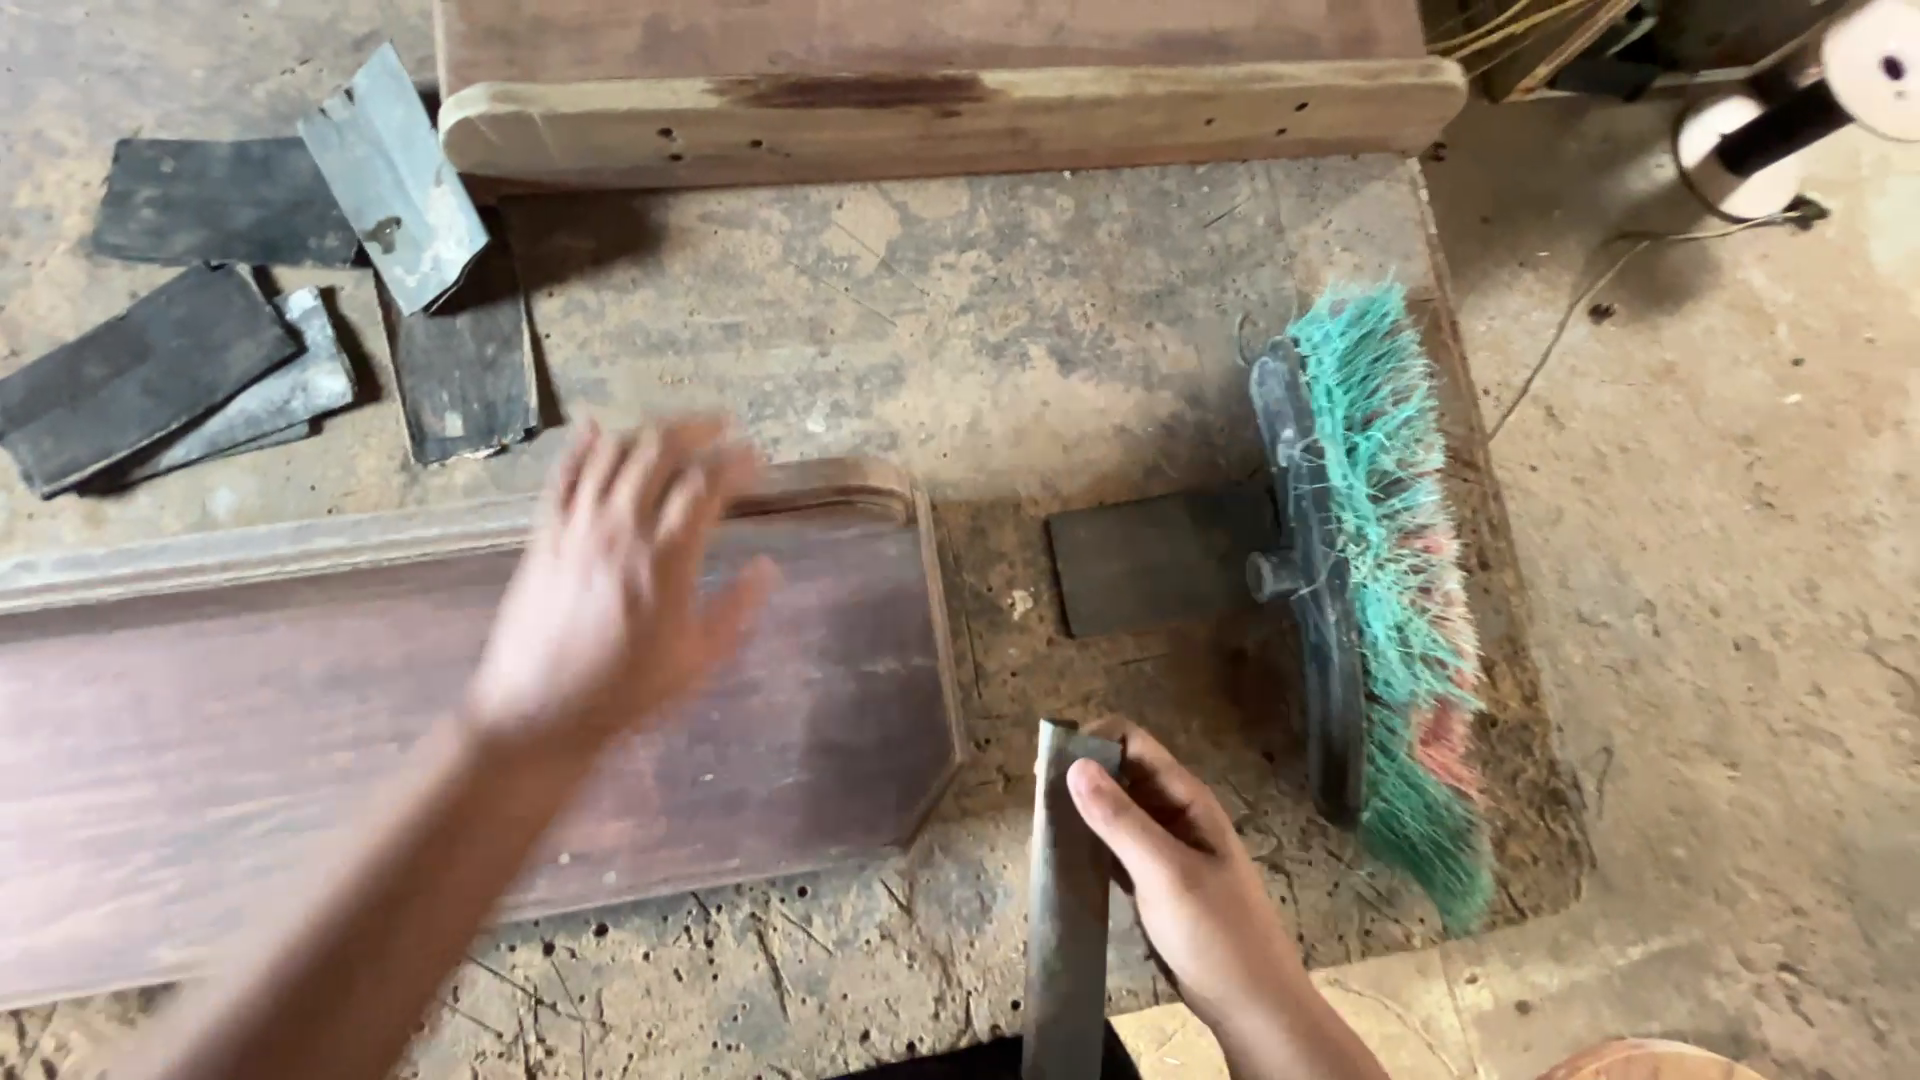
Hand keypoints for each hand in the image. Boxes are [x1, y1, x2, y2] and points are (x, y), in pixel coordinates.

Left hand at [465, 418, 777, 753]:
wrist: (536, 714)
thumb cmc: (627, 691)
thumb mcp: (699, 658)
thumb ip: (737, 607)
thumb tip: (768, 566)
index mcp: (664, 559)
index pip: (705, 485)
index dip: (736, 461)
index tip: (757, 457)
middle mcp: (618, 529)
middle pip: (657, 451)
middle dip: (696, 428)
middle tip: (723, 426)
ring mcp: (575, 527)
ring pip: (612, 453)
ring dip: (648, 430)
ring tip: (676, 429)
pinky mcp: (543, 535)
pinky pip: (564, 475)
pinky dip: (583, 445)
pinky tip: (598, 427)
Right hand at [1066, 724, 1306, 1037]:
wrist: (1254, 1008)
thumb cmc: (1216, 934)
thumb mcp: (1165, 872)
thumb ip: (1120, 819)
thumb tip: (1074, 765)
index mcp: (1184, 796)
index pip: (1131, 741)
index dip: (1089, 742)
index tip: (1048, 768)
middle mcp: (1172, 811)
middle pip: (1118, 771)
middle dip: (1078, 776)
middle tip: (1038, 801)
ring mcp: (1162, 845)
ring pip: (1112, 808)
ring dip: (1080, 810)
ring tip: (1044, 826)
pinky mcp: (1150, 877)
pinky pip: (1113, 844)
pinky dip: (1088, 842)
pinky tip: (1063, 855)